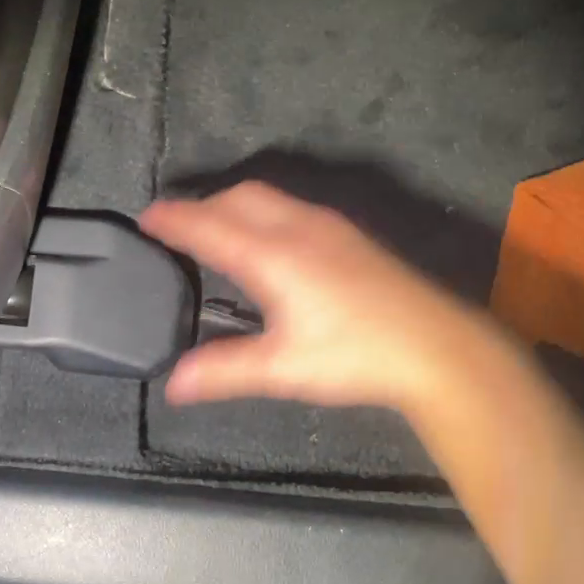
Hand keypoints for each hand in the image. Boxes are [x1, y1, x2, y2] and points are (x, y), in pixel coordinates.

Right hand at [140, 181, 495, 413]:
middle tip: (174, 226)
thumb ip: (223, 372)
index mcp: (274, 256)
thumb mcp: (282, 370)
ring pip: (267, 198)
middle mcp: (299, 229)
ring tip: (212, 229)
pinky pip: (289, 207)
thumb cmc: (356, 356)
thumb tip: (173, 386)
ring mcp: (329, 228)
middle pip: (238, 197)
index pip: (210, 226)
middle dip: (201, 205)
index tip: (145, 218)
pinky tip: (265, 241)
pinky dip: (258, 212)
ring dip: (231, 205)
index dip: (173, 220)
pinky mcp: (349, 237)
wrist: (438, 349)